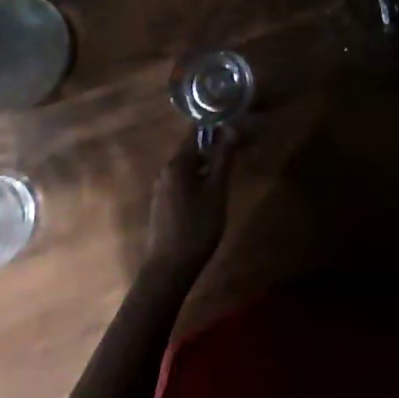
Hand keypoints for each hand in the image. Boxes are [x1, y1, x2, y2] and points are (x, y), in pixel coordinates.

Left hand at [144, 133, 234, 276]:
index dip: (215, 127)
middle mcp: (165, 171)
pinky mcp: (162, 203)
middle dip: (213, 147)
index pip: (195, 132)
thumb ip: (224, 159)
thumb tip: (232, 128)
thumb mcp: (216, 191)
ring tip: (227, 171)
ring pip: (187, 167)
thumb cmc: (197, 228)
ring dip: (206, 165)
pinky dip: (197, 179)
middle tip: (237, 151)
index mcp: (177, 164)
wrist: (168, 270)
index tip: (234, 127)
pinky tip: (211, 192)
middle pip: (191, 149)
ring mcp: (161, 188)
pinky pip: (181, 181)